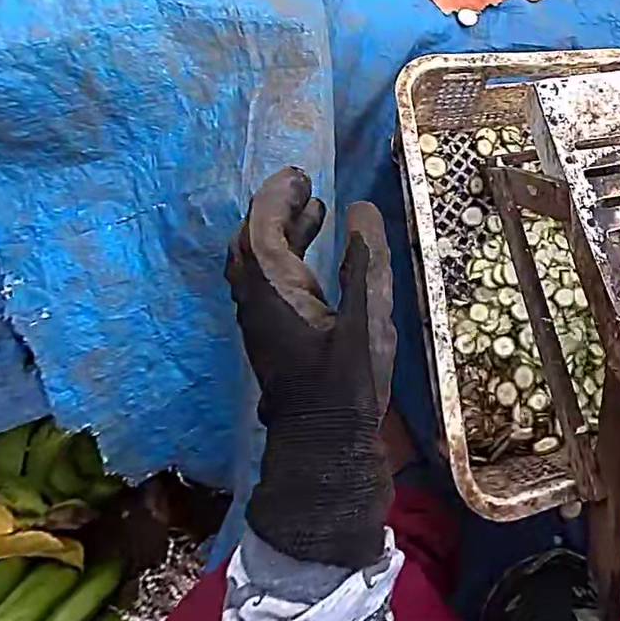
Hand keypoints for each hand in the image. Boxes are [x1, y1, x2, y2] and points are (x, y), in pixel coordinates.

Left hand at [227, 167, 396, 568]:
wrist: (324, 445)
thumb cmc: (348, 385)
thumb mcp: (368, 321)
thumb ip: (364, 262)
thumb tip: (359, 210)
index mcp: (276, 295)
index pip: (262, 233)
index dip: (276, 200)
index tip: (298, 175)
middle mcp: (258, 303)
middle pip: (251, 244)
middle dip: (273, 209)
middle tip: (305, 185)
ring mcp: (261, 320)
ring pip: (257, 262)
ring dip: (280, 230)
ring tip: (315, 208)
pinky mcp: (273, 334)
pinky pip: (268, 279)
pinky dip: (285, 254)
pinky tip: (312, 255)